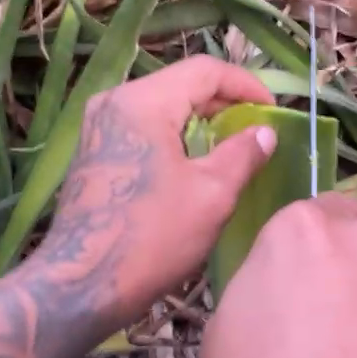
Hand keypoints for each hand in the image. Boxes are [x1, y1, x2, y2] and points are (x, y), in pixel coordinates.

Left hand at [39, 57, 274, 332]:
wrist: (82, 286)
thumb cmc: (153, 237)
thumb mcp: (213, 194)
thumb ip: (243, 154)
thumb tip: (265, 132)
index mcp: (143, 102)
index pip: (205, 71)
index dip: (247, 85)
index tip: (274, 110)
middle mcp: (114, 103)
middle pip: (181, 85)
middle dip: (225, 104)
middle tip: (259, 130)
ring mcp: (98, 129)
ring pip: (162, 108)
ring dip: (201, 123)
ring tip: (234, 148)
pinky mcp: (94, 154)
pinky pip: (144, 130)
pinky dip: (176, 138)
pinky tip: (197, 165)